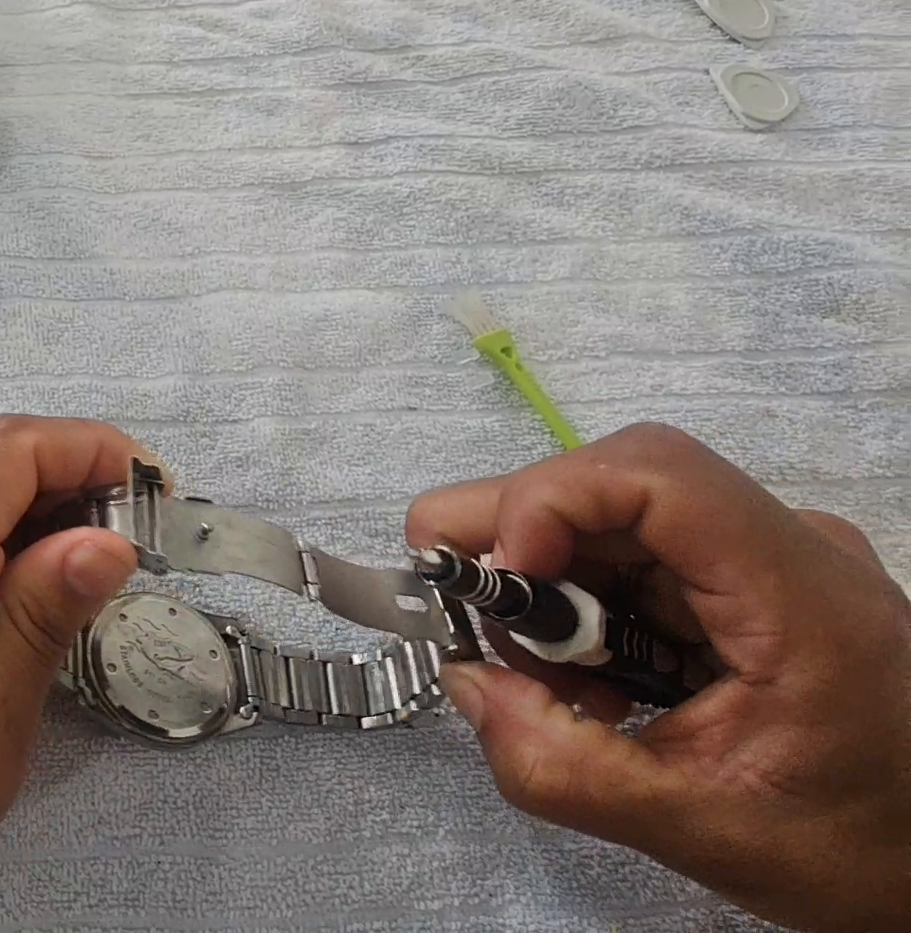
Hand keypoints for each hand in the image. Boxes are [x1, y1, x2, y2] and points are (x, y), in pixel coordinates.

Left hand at [0, 416, 148, 932]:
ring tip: (97, 586)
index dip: (93, 448)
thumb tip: (105, 541)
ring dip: (48, 513)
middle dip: (81, 480)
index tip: (156, 497)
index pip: (13, 450)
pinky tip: (32, 604)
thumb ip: (36, 625)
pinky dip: (9, 541)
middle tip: (138, 553)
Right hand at [405, 423, 910, 932]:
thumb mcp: (708, 836)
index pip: (650, 475)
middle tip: (485, 630)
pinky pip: (601, 549)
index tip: (501, 580)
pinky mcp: (715, 569)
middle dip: (510, 549)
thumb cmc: (868, 855)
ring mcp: (744, 552)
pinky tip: (583, 670)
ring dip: (532, 586)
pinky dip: (559, 600)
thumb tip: (464, 679)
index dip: (546, 502)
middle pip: (596, 485)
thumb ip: (564, 768)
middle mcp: (774, 545)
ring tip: (550, 677)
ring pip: (584, 515)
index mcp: (800, 599)